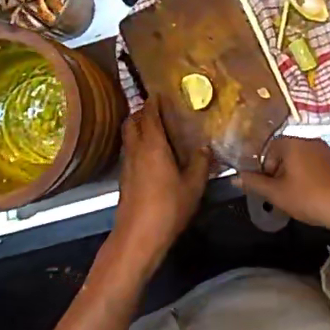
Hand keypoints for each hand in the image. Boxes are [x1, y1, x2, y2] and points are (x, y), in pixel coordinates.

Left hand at [106, 102, 209, 273]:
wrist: (138, 236)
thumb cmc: (168, 207)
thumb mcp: (194, 185)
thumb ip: (200, 163)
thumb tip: (205, 147)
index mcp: (153, 144)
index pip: (149, 114)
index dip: (154, 102)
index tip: (161, 93)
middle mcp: (136, 149)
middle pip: (132, 121)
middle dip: (141, 112)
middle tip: (158, 110)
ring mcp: (127, 164)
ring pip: (128, 136)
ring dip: (138, 128)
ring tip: (156, 129)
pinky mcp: (125, 179)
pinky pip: (130, 151)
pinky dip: (138, 144)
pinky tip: (152, 154)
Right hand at [234, 136, 329, 237]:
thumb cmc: (310, 198)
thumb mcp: (277, 194)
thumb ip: (255, 183)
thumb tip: (235, 176)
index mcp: (293, 143)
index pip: (270, 147)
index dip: (265, 167)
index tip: (269, 187)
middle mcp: (311, 140)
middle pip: (287, 152)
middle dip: (280, 172)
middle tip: (281, 194)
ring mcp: (328, 150)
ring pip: (304, 160)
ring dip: (297, 175)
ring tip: (298, 198)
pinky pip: (319, 166)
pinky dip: (313, 178)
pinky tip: (316, 197)